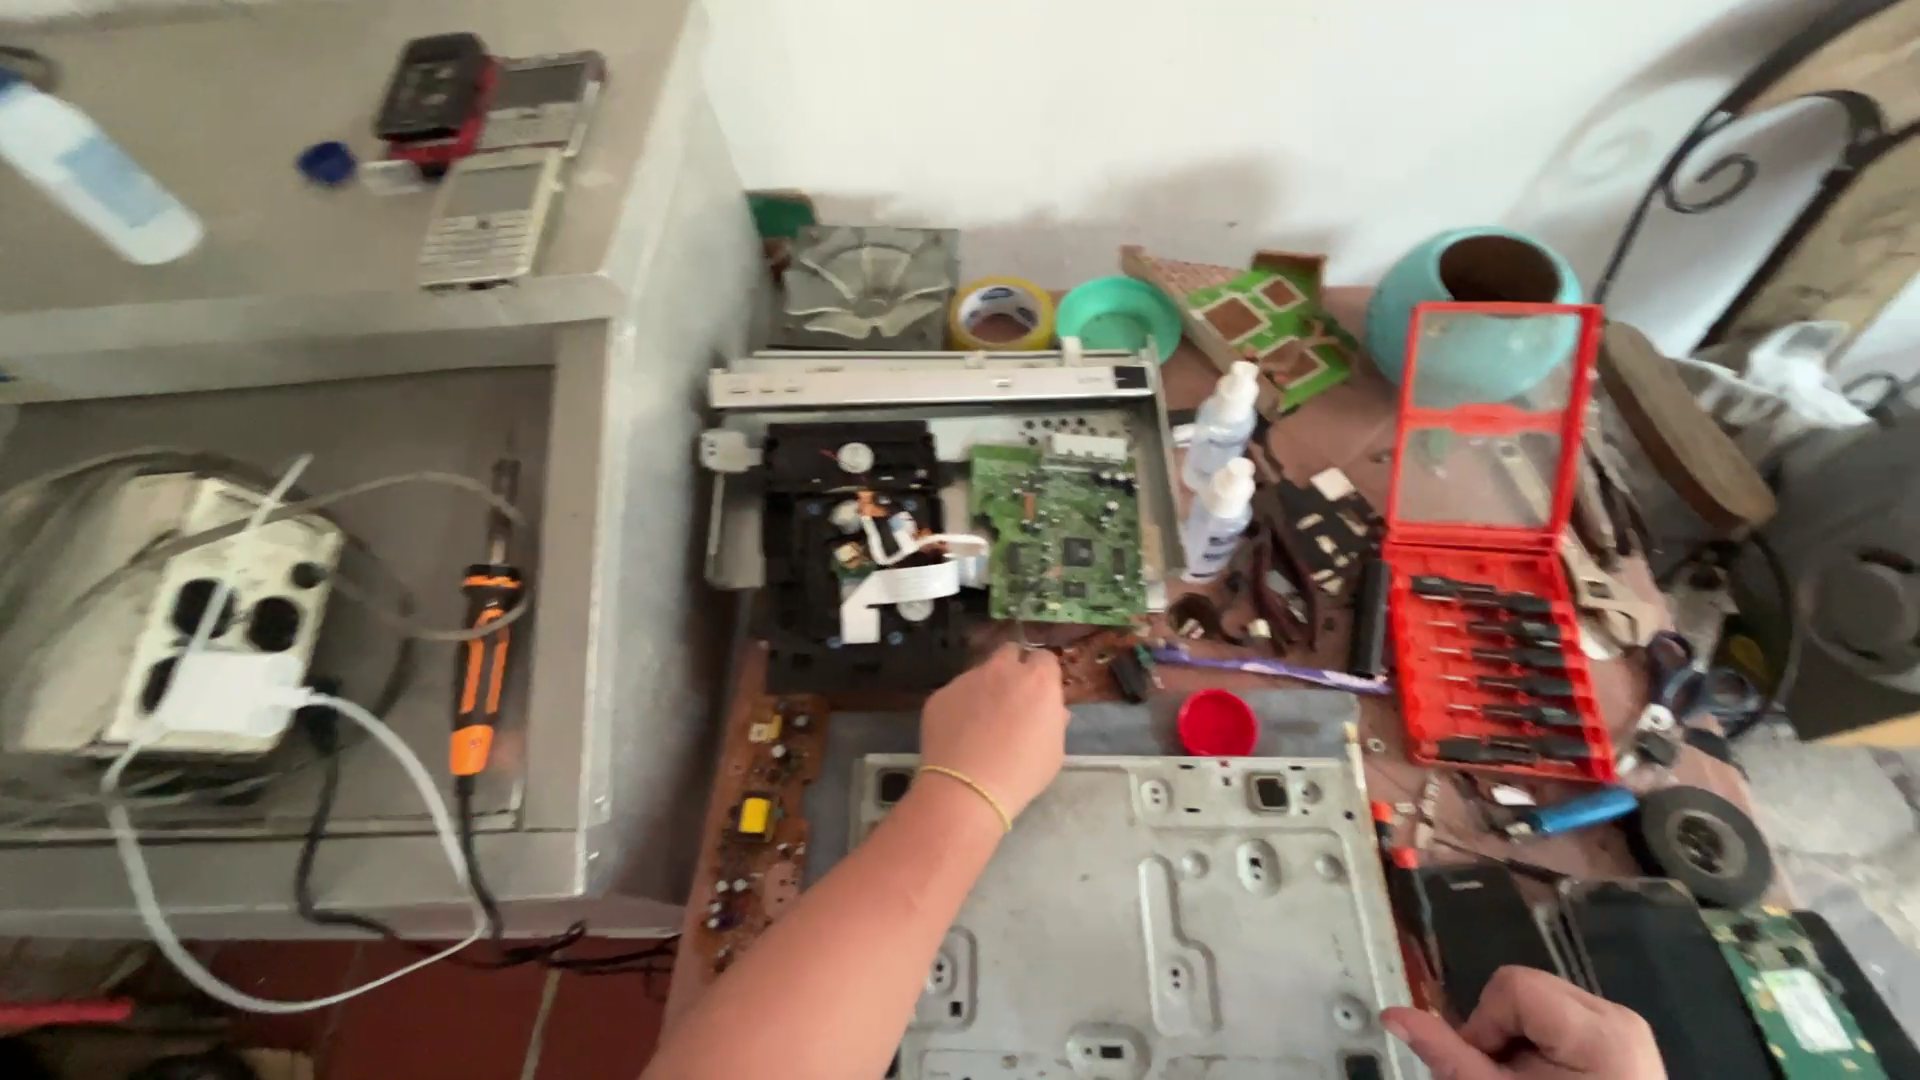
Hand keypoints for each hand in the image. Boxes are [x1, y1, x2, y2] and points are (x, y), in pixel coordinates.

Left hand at [919, 645, 1069, 818]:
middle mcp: (1002, 669)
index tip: (1040, 693)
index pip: (1044, 658)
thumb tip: (1052, 711)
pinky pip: (955, 693)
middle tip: (1011, 698)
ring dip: (985, 688)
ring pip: (980, 673)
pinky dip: (960, 706)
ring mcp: (967, 678)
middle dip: (1012, 668)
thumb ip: (1054, 721)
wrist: (967, 788)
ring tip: (980, 722)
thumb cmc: (1021, 773)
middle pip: (1010, 652)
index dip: (1042, 674)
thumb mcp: (1054, 751)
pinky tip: (958, 733)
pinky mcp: (941, 693)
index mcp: (1037, 680)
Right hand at [1382, 967, 1665, 1079]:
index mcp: (1598, 1032)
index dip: (1489, 1025)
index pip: (1512, 987)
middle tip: (1508, 1077)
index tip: (1496, 1070)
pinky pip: (1559, 1014)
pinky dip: (1541, 1040)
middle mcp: (1617, 1018)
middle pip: (1522, 989)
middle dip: (1502, 1030)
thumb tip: (1390, 1014)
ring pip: (1536, 1000)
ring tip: (1528, 1079)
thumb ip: (1445, 1051)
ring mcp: (1624, 1027)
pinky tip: (1550, 1077)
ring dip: (1518, 1035)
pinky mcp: (1622, 1039)